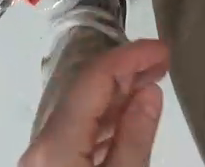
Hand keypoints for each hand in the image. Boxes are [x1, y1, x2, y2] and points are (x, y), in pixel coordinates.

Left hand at [20, 39, 168, 166]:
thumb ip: (135, 138)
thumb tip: (150, 91)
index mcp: (56, 140)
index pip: (95, 77)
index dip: (131, 55)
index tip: (164, 49)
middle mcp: (42, 141)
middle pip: (86, 90)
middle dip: (126, 70)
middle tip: (164, 61)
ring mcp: (41, 157)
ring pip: (81, 111)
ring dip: (118, 95)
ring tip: (153, 84)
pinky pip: (78, 133)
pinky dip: (106, 121)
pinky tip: (129, 119)